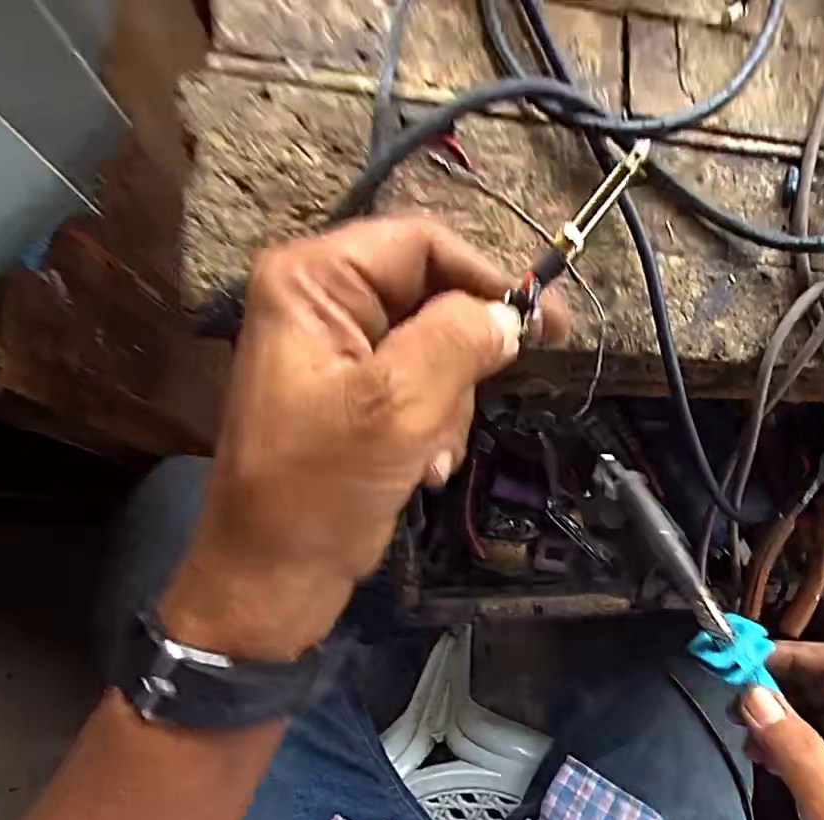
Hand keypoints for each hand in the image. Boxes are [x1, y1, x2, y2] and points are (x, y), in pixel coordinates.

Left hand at [162, 218, 569, 659]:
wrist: (280, 571)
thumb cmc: (322, 485)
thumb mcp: (397, 405)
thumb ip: (459, 343)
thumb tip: (513, 315)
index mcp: (316, 283)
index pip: (422, 245)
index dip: (487, 278)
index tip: (543, 322)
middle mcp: (331, 307)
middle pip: (438, 302)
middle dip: (463, 364)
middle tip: (472, 406)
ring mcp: (350, 357)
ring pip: (444, 354)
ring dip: (452, 408)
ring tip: (428, 454)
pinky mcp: (367, 399)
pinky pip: (432, 393)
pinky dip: (441, 429)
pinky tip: (422, 466)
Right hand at [741, 642, 823, 819]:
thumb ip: (795, 751)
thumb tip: (753, 694)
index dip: (787, 656)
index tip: (739, 661)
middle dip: (777, 683)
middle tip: (731, 698)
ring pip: (817, 707)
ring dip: (778, 711)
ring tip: (740, 727)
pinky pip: (816, 735)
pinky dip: (785, 736)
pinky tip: (759, 751)